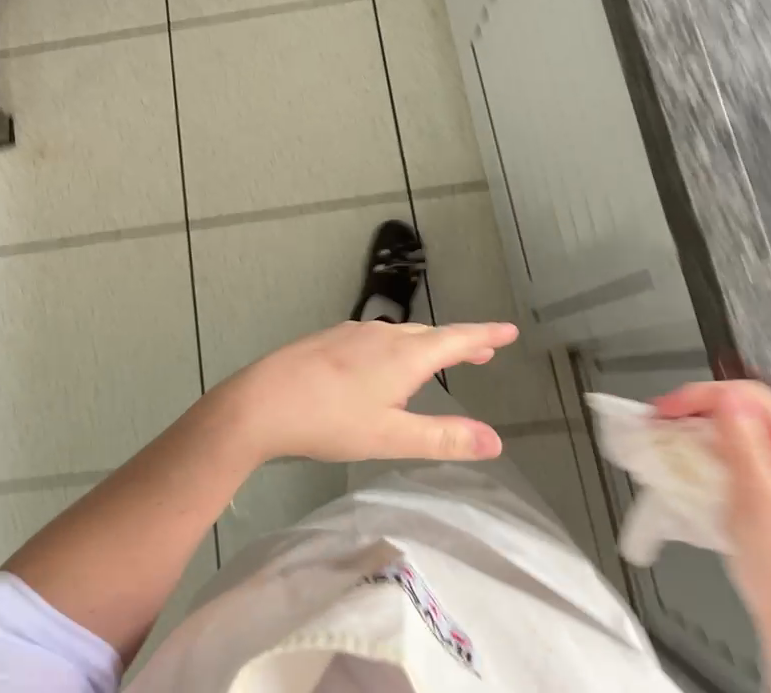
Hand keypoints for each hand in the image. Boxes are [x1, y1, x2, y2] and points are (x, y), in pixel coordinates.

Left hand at [212, 321, 517, 464]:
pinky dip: (393, 347)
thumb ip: (443, 438)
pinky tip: (380, 363)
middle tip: (481, 350)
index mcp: (403, 355)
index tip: (509, 330)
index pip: (455, 339)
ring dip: (424, 344)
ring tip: (435, 357)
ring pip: (398, 335)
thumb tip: (496, 440)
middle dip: (457, 342)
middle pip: (428, 335)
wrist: (261, 401)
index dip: (485, 335)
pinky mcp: (326, 341)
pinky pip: (372, 338)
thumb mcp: (391, 437)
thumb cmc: (330, 421)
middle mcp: (380, 335)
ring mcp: (349, 334)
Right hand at [654, 382, 770, 637]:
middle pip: (742, 411)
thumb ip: (743, 444)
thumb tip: (725, 398)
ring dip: (697, 434)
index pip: (749, 398)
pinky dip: (706, 456)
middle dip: (695, 413)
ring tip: (665, 443)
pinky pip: (735, 457)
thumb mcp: (760, 501)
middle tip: (657, 423)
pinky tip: (687, 467)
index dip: (702, 396)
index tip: (665, 410)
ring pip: (735, 433)